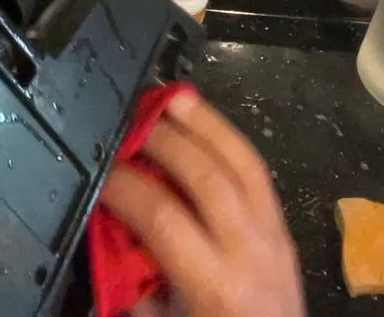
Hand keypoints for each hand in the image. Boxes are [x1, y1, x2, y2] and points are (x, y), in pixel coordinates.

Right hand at [99, 88, 304, 316]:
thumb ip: (132, 271)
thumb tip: (107, 218)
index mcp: (214, 287)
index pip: (163, 219)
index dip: (126, 188)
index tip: (101, 174)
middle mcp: (249, 252)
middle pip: (206, 178)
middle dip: (164, 142)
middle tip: (129, 125)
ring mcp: (273, 233)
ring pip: (240, 161)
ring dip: (203, 123)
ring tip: (170, 96)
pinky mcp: (282, 223)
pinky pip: (255, 168)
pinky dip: (226, 136)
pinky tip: (202, 117)